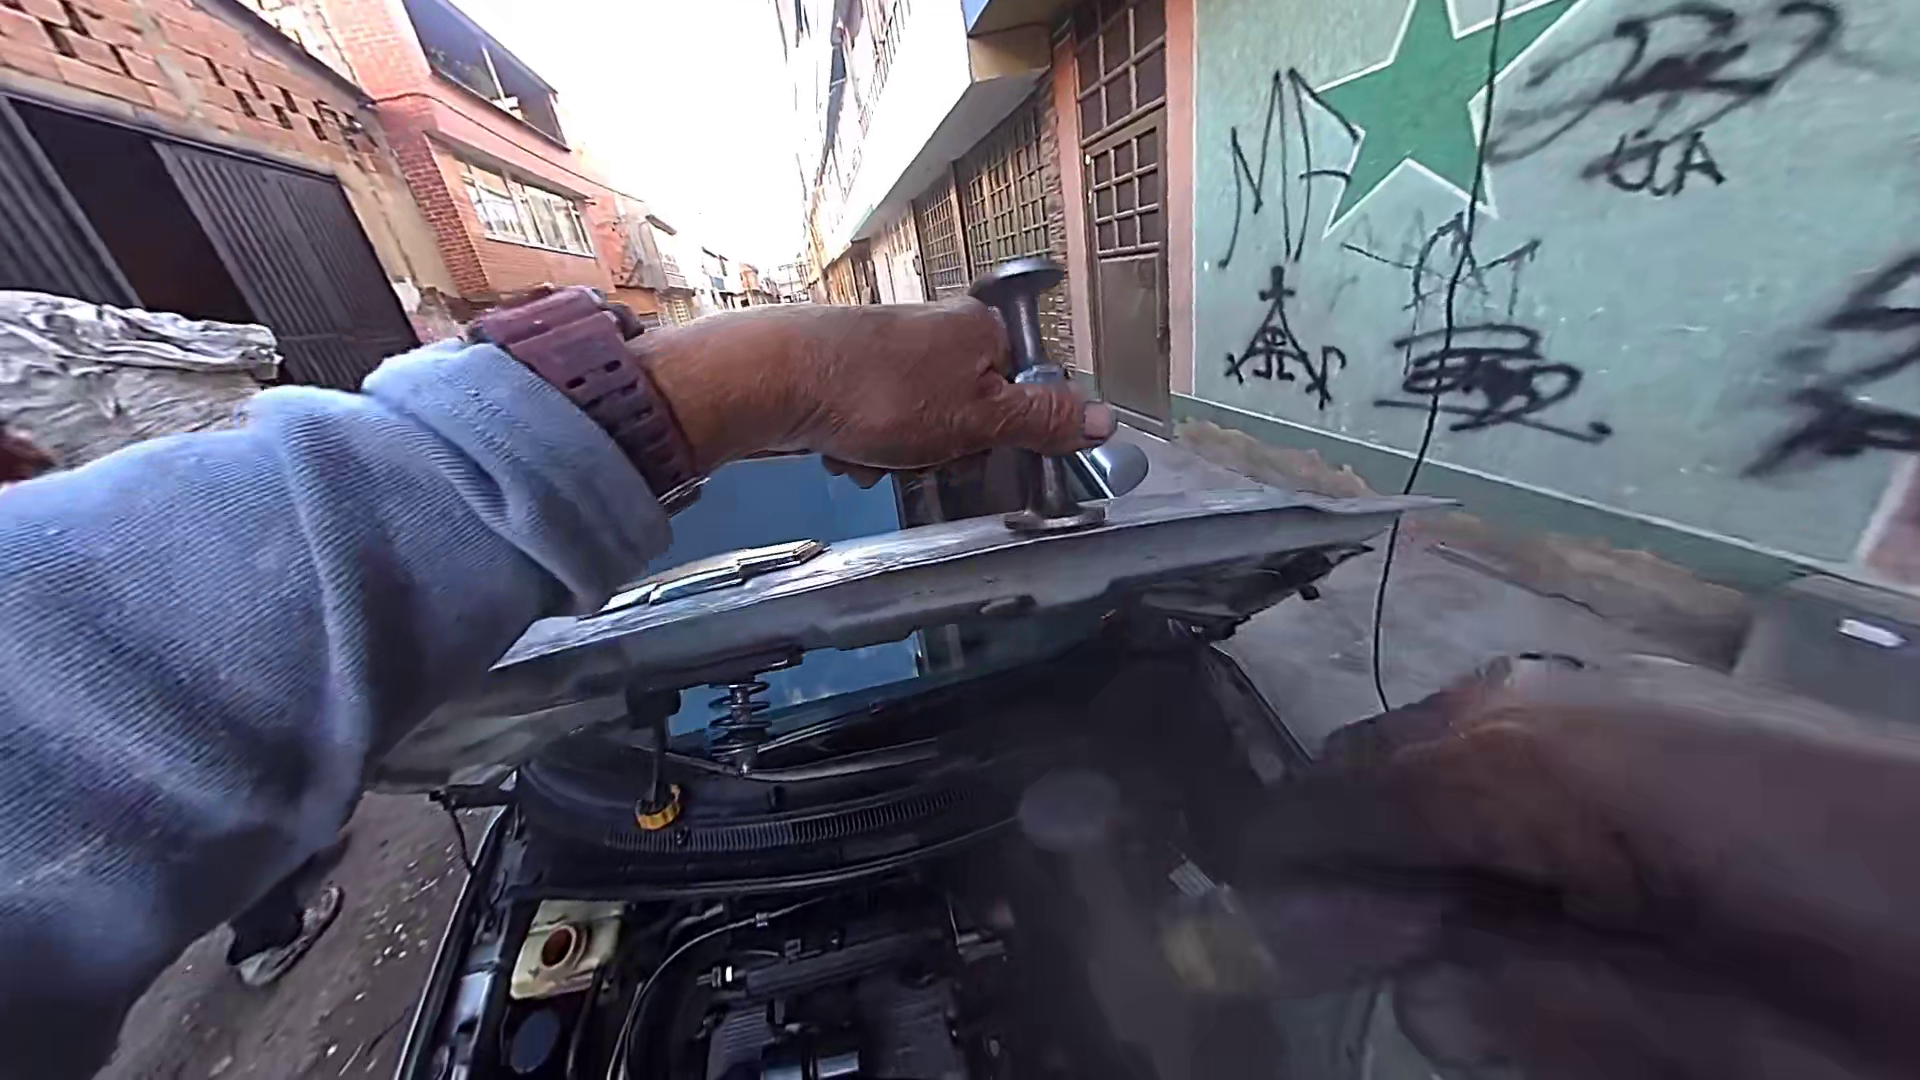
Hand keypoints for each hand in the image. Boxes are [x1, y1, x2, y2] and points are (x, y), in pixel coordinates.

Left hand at [640, 299, 1114, 473]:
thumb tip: (1107, 421)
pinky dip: (871, 445)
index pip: (1021, 392)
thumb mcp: (977, 418)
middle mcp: (939, 332)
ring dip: (903, 456)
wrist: (778, 382)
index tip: (972, 450)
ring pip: (924, 427)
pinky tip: (849, 449)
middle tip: (918, 453)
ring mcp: (895, 351)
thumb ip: (1042, 421)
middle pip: (970, 414)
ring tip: (874, 452)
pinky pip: (884, 423)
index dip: (1000, 433)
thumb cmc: (884, 395)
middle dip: (944, 449)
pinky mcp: (857, 373)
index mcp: (979, 330)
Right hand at [1216, 656, 1919, 1079]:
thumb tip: (1416, 999)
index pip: (1341, 804)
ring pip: (1416, 757)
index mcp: (1522, 760)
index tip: (1242, 910)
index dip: (1279, 858)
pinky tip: (1514, 876)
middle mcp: (1515, 699)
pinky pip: (1478, 749)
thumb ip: (1557, 1012)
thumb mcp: (1759, 1047)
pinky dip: (1458, 813)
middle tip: (1336, 934)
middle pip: (1362, 768)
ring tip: (1437, 920)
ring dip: (1398, 836)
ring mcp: (1561, 687)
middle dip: (1333, 848)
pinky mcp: (1600, 699)